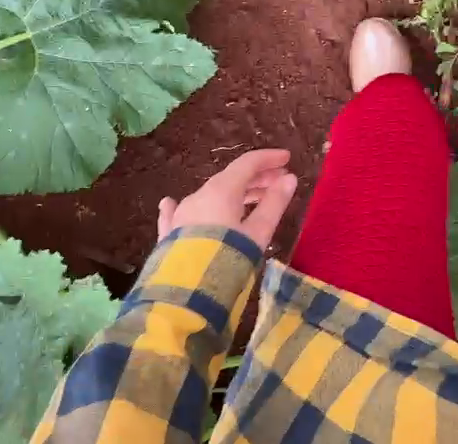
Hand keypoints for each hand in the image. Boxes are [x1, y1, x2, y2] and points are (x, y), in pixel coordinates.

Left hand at [157, 149, 299, 248]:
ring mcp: (180, 215)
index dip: (269, 159)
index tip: (287, 159)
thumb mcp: (258, 233)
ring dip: (235, 193)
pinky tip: (169, 202)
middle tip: (279, 183)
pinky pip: (175, 213)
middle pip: (231, 178)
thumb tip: (289, 179)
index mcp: (222, 191)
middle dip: (257, 177)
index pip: (248, 163)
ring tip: (253, 200)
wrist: (185, 298)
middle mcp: (199, 196)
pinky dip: (185, 205)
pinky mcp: (168, 235)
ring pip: (211, 194)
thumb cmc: (228, 261)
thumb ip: (274, 204)